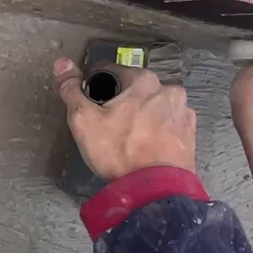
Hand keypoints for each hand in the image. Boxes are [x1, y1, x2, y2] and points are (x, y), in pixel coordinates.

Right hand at [55, 56, 197, 181]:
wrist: (154, 189)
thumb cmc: (118, 151)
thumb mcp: (83, 119)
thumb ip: (71, 89)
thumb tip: (62, 63)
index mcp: (143, 80)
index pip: (111, 72)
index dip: (96, 87)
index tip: (91, 106)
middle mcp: (169, 89)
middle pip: (134, 89)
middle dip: (120, 101)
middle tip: (107, 125)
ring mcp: (183, 111)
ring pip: (152, 105)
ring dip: (140, 114)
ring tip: (127, 138)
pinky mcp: (190, 132)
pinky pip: (166, 122)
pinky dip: (155, 128)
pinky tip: (144, 144)